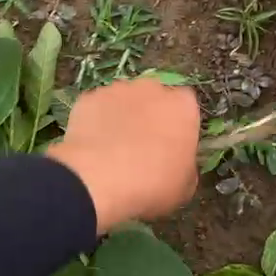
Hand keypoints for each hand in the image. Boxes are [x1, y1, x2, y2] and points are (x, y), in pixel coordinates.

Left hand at [47, 77, 198, 233]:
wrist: (98, 179)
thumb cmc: (151, 184)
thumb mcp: (184, 186)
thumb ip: (185, 164)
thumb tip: (176, 162)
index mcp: (182, 106)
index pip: (186, 107)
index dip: (178, 126)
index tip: (171, 146)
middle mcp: (152, 89)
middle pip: (155, 97)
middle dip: (150, 115)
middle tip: (143, 145)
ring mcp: (118, 89)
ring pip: (124, 99)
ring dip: (122, 116)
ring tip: (113, 148)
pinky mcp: (90, 97)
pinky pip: (97, 108)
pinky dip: (96, 122)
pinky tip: (93, 146)